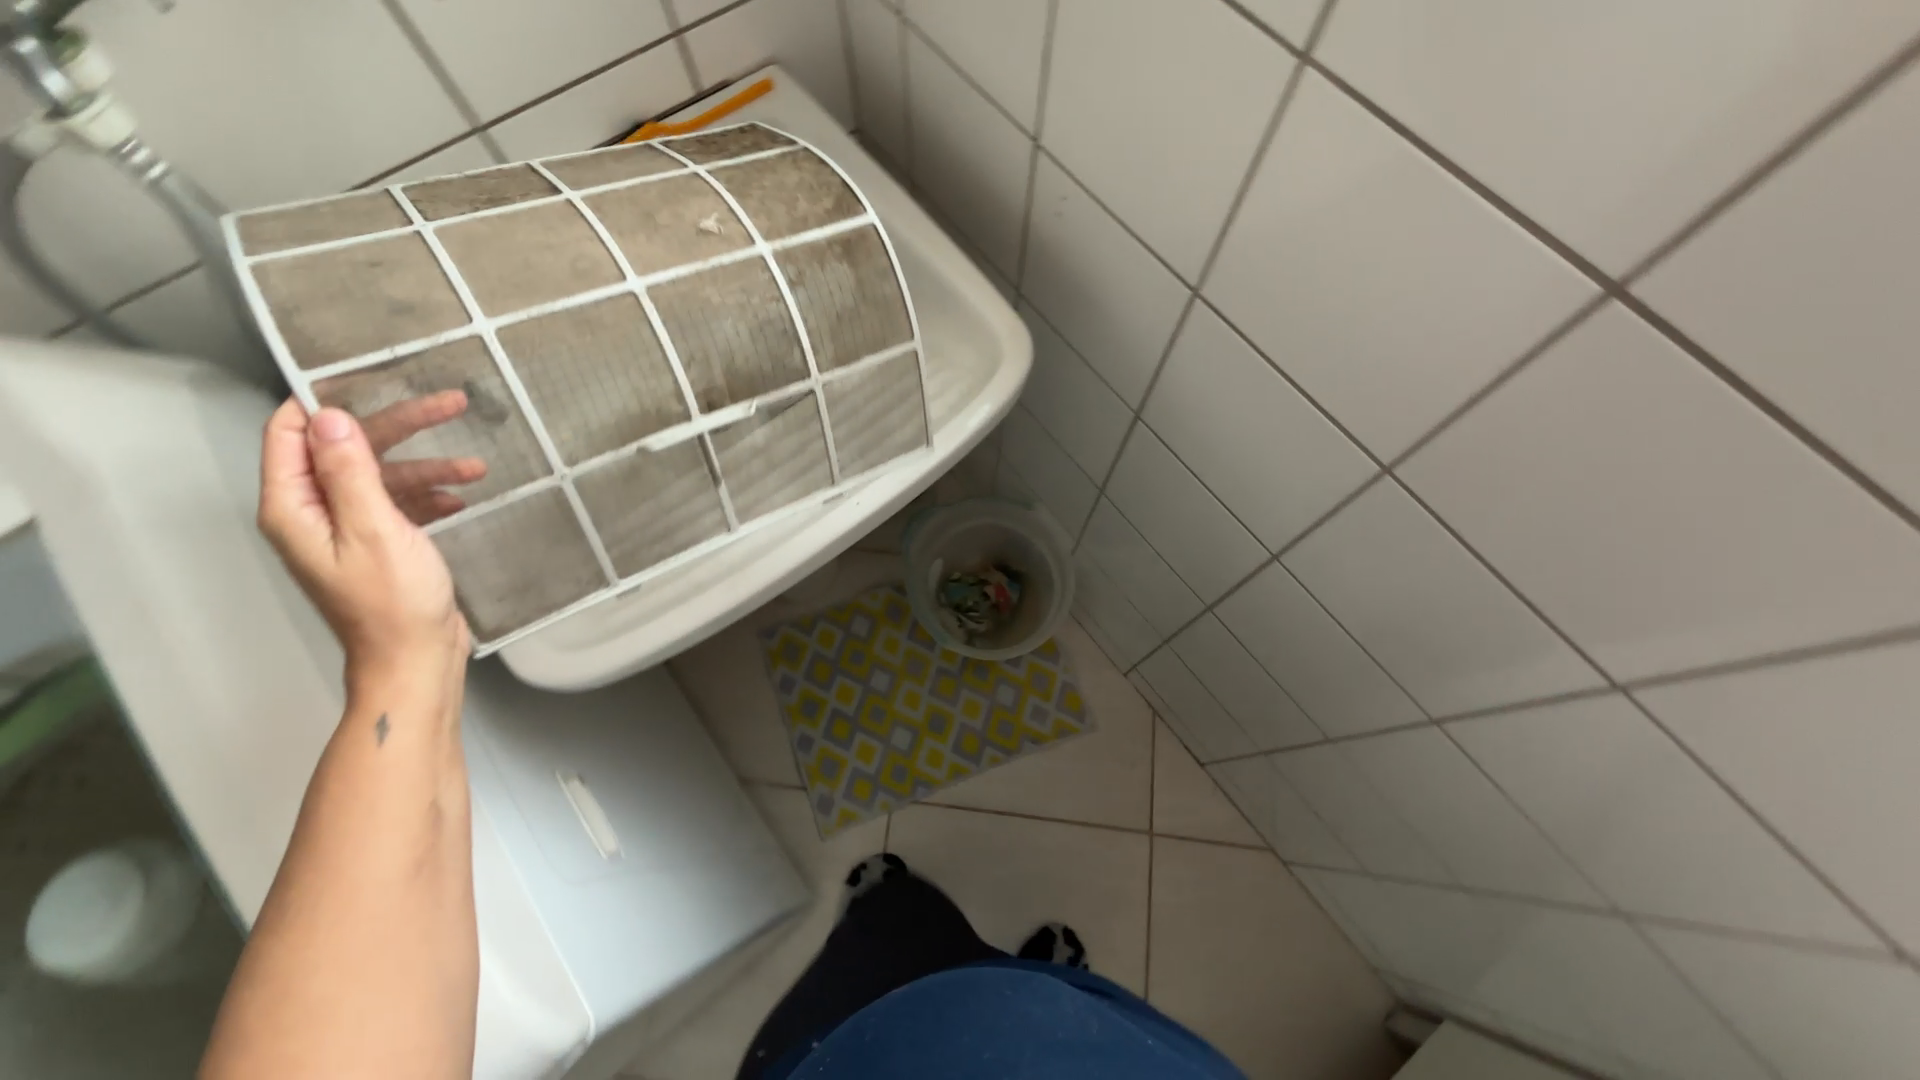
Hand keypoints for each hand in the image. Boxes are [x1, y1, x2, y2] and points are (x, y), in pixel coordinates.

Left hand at [258, 397, 470, 683]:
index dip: (327, 400)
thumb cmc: (392, 602)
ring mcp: (347, 528)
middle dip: (400, 426)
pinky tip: (461, 499)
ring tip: (476, 466)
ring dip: (427, 467)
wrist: (416, 659)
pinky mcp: (379, 543)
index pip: (292, 432)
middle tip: (450, 403)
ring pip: (382, 475)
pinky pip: (399, 503)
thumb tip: (329, 415)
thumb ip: (349, 471)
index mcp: (294, 507)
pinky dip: (430, 496)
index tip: (375, 377)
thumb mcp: (373, 530)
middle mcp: (313, 512)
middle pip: (348, 448)